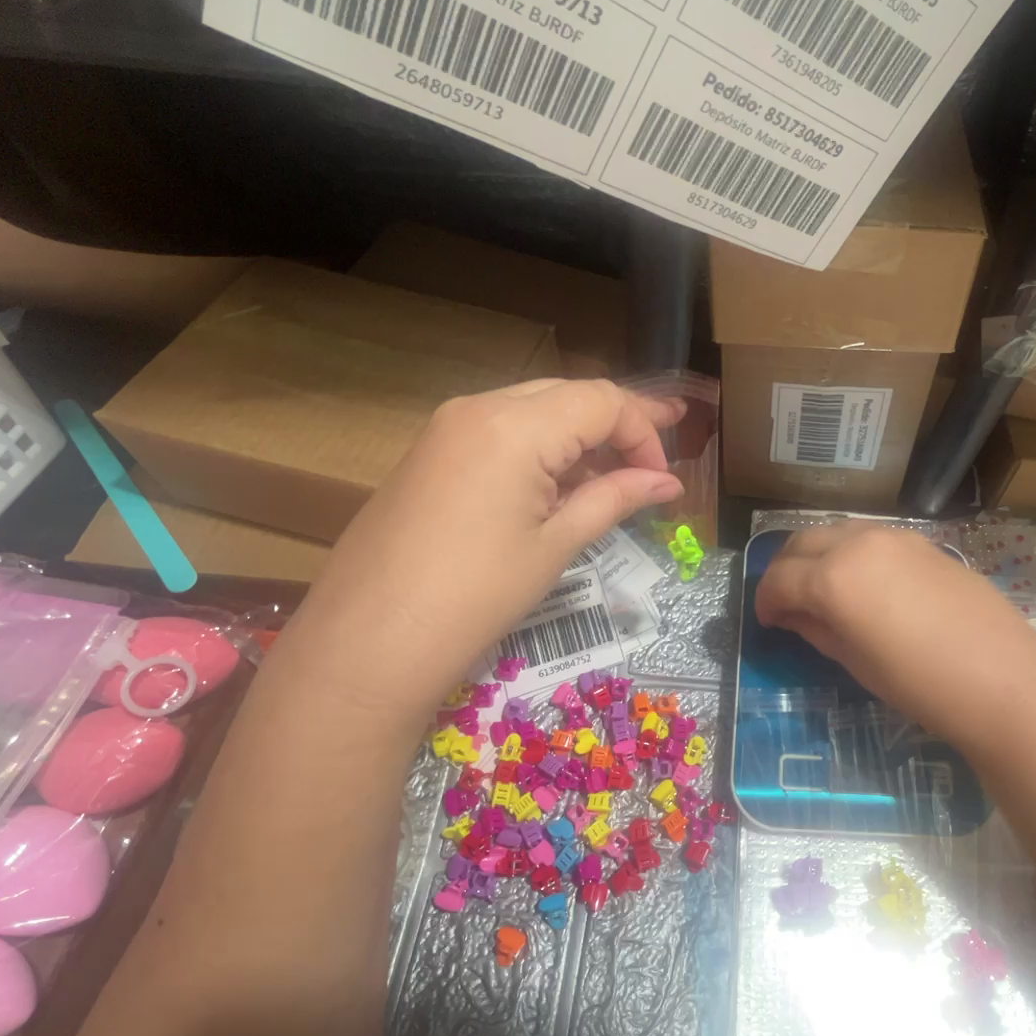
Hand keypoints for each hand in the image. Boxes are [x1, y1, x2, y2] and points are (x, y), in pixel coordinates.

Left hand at [269, 379, 685, 722]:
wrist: (367, 642)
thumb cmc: (475, 596)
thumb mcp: (555, 545)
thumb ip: (615, 499)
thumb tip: (668, 483)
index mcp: (515, 425)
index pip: (603, 400)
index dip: (645, 432)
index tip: (663, 480)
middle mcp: (480, 407)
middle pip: (570, 394)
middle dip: (619, 423)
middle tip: (659, 457)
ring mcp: (448, 426)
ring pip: (536, 408)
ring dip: (581, 435)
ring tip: (617, 475)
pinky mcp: (432, 450)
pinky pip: (502, 429)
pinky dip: (542, 447)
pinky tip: (561, 484)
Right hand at [753, 523, 1035, 754]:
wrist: (1002, 679)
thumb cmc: (920, 684)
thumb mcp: (856, 662)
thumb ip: (817, 629)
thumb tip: (794, 615)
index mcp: (832, 578)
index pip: (779, 579)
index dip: (765, 601)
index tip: (768, 622)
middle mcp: (857, 543)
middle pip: (802, 543)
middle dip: (785, 570)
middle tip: (788, 604)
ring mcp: (894, 537)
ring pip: (837, 532)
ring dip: (818, 556)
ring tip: (822, 591)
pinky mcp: (923, 542)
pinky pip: (871, 538)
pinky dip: (852, 553)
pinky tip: (864, 584)